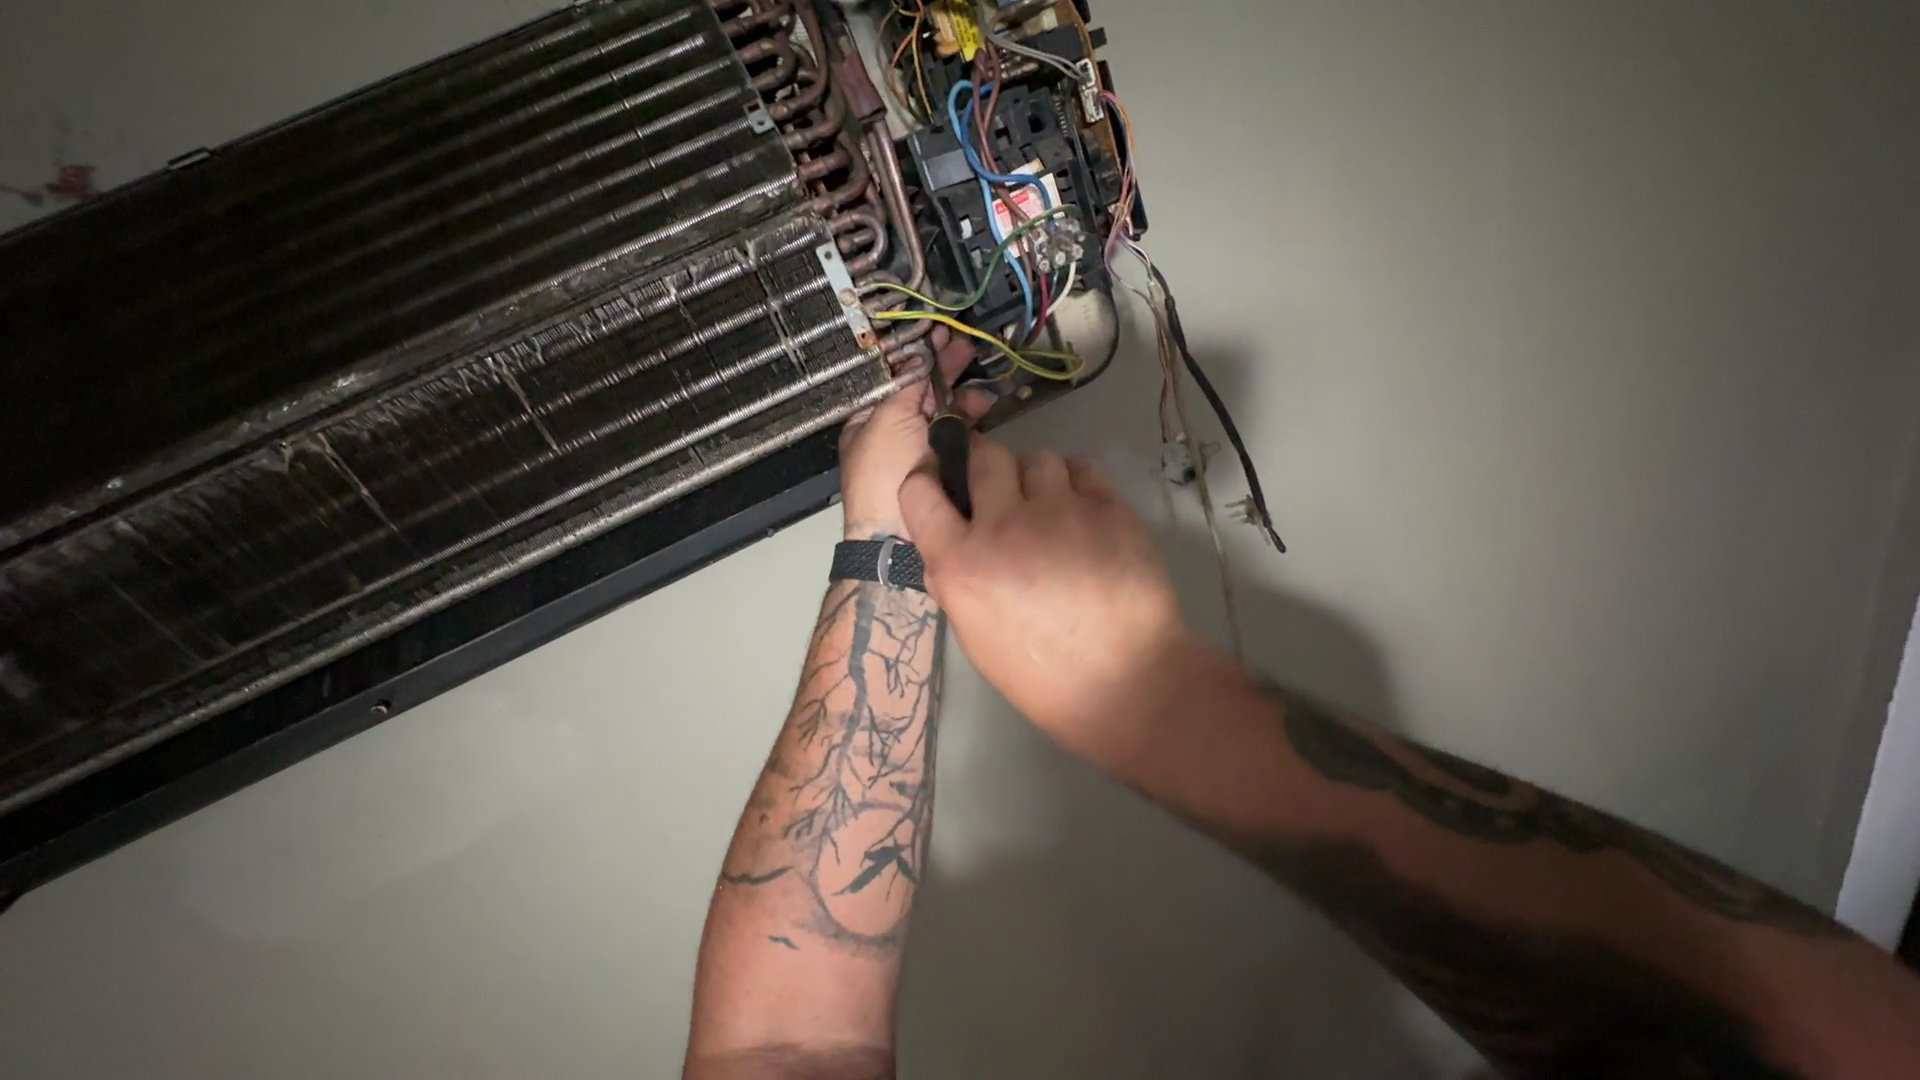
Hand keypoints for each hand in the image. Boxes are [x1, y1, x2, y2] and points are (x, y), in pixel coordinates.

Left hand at [838, 333, 993, 541]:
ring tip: (979, 393)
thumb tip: (919, 354)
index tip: (936, 334)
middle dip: (945, 371)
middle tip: (966, 349)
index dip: (916, 355)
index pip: (895, 378)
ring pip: (947, 412)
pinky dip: (972, 421)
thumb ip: (906, 384)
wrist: (899, 538)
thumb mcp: (887, 421)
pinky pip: (962, 435)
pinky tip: (982, 409)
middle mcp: (896, 433)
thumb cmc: (882, 475)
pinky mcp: (948, 468)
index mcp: (870, 420)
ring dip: (963, 397)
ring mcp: (923, 451)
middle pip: (924, 392)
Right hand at [898, 438, 1206, 762]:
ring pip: (1037, 458)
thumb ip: (954, 583)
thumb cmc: (1040, 675)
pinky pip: (1083, 468)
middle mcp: (1004, 524)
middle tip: (998, 488)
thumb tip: (947, 548)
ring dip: (1034, 477)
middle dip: (985, 466)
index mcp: (960, 563)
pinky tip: (1081, 509)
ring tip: (1049, 507)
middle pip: (985, 457)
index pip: (919, 491)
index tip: (940, 482)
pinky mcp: (1109, 507)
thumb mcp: (974, 636)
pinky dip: (1076, 482)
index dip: (928, 479)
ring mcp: (1060, 510)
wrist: (1125, 682)